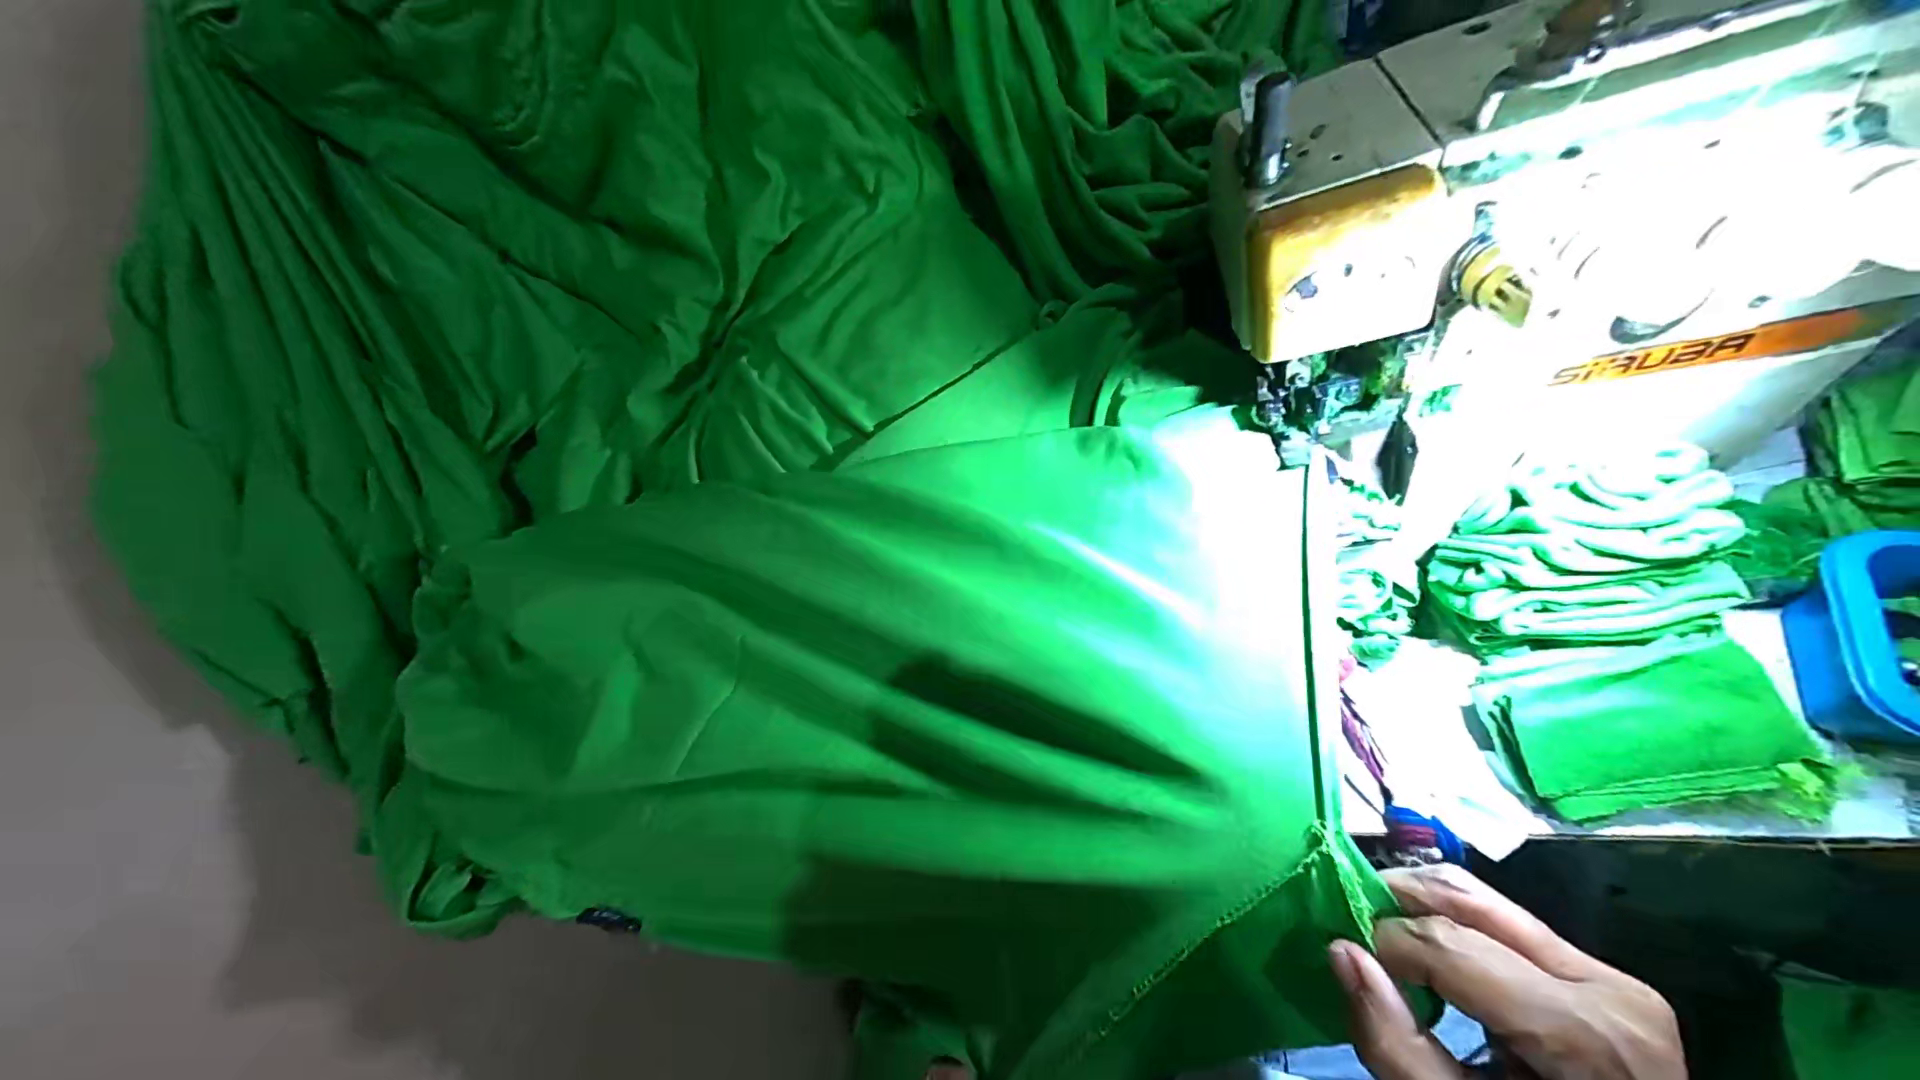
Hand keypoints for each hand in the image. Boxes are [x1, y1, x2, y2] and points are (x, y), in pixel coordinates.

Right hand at [1328, 864, 1685, 1079]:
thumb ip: (1398, 1046)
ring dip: (1416, 908)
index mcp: (1583, 1032)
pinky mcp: (1596, 971)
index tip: (1352, 967)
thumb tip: (1342, 951)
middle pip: (1462, 897)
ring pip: (1477, 896)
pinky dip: (1449, 925)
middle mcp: (1603, 983)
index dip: (1384, 945)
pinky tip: (1432, 961)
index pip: (1448, 944)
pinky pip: (1499, 920)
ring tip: (1387, 944)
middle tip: (1352, 930)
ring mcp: (1606, 973)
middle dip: (1391, 901)